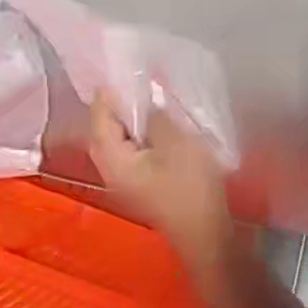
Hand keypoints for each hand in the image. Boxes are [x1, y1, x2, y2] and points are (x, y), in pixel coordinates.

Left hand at [87, 98, 232, 267]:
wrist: (206, 233)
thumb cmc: (191, 188)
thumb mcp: (178, 144)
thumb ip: (158, 119)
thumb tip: (148, 104)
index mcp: (114, 161)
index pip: (100, 121)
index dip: (109, 96)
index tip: (122, 74)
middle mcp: (112, 172)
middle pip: (105, 134)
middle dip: (116, 109)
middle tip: (133, 86)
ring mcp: (127, 183)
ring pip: (119, 145)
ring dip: (129, 124)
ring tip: (147, 103)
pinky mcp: (143, 188)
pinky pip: (132, 155)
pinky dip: (139, 138)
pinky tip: (157, 130)